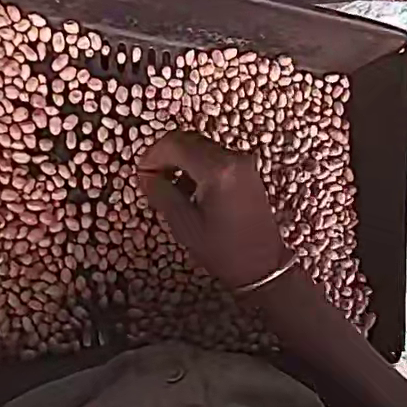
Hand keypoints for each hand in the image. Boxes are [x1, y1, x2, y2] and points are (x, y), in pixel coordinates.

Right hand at [138, 131, 291, 289]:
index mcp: (217, 169)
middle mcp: (233, 158)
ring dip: (180, 162)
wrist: (264, 266)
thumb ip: (162, 194)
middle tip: (151, 181)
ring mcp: (243, 163)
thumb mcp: (185, 225)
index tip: (142, 176)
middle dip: (165, 157)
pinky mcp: (247, 171)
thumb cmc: (225, 251)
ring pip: (200, 147)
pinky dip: (196, 167)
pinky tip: (190, 192)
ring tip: (169, 191)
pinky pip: (214, 158)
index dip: (152, 156)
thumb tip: (146, 177)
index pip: (174, 143)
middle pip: (188, 140)